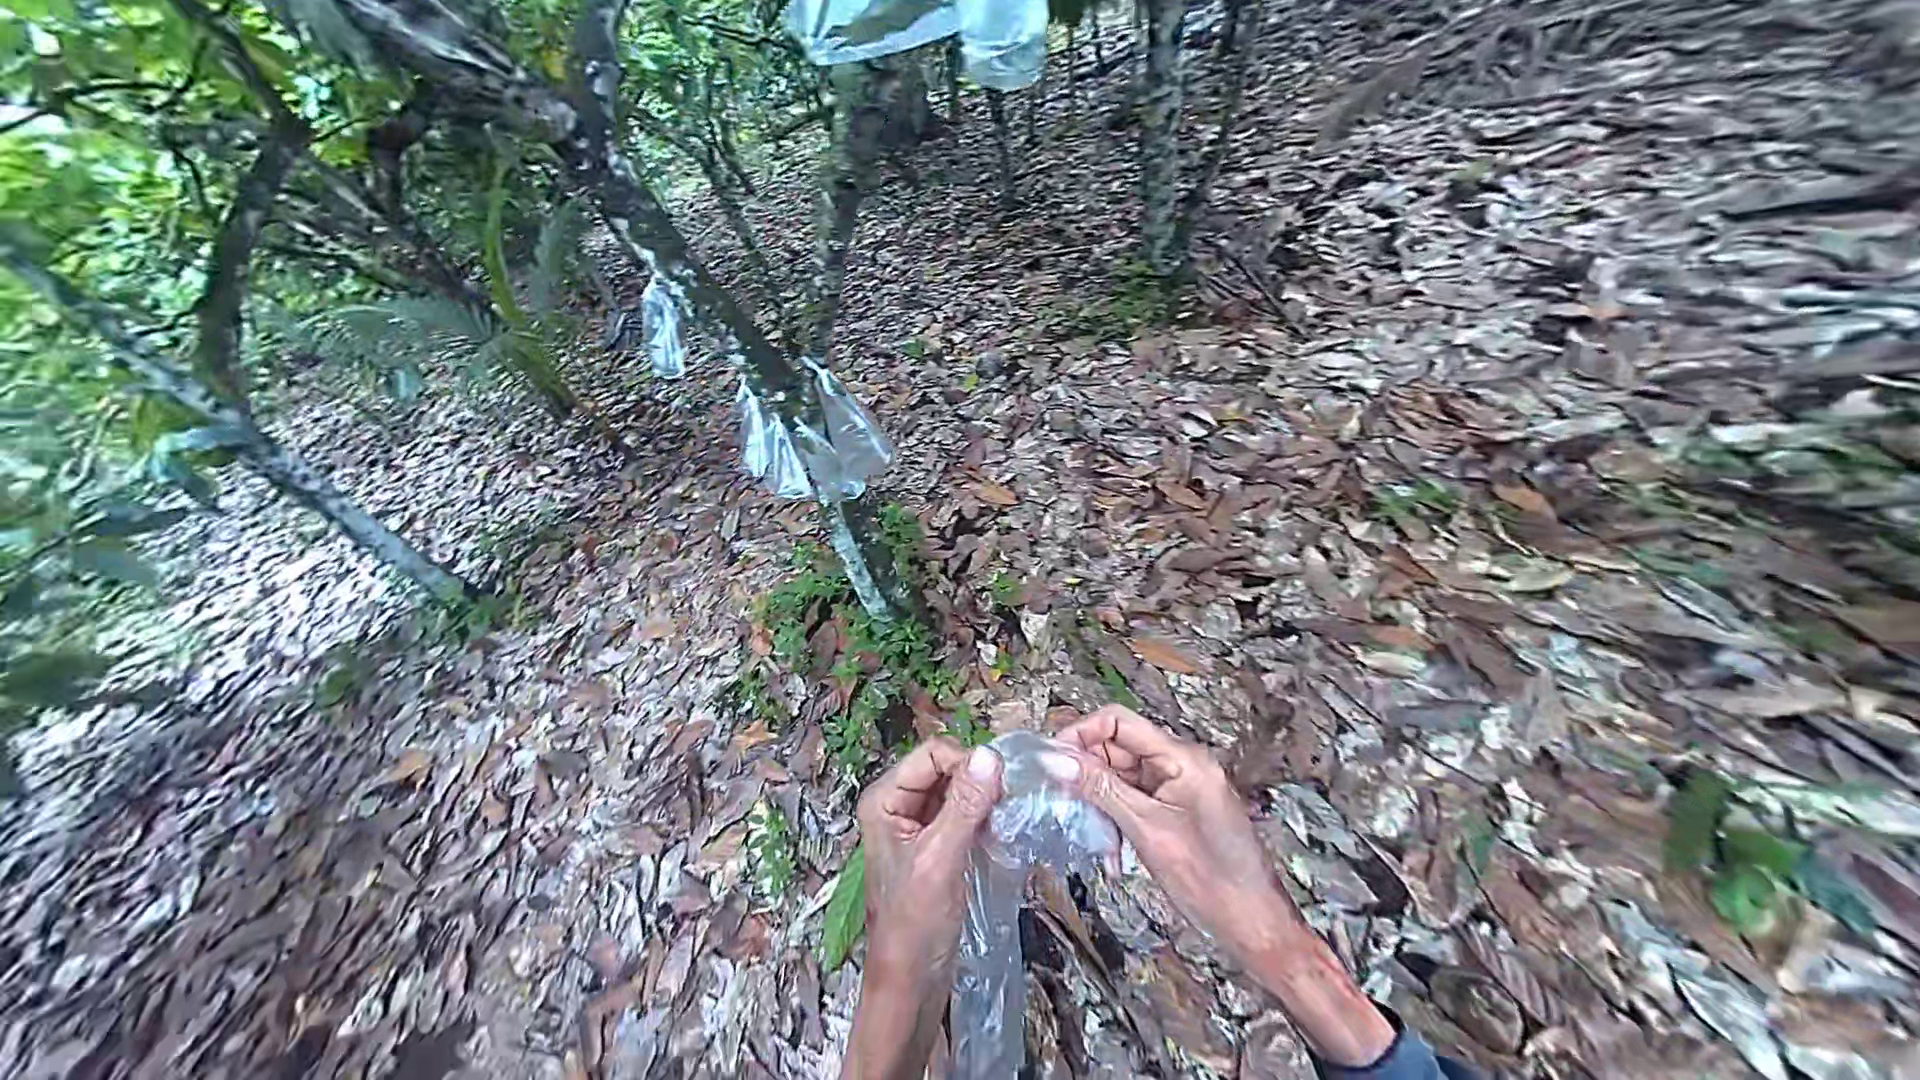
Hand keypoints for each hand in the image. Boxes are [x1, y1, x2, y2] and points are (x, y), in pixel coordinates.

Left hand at [843, 737, 1002, 1079]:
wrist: (910, 985)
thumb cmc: (914, 925)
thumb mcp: (940, 860)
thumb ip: (965, 805)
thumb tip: (990, 755)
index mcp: (884, 797)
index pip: (933, 752)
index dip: (966, 761)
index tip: (999, 783)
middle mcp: (898, 802)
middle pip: (946, 766)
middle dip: (977, 779)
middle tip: (1005, 802)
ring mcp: (918, 822)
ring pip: (958, 788)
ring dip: (983, 797)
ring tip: (1002, 818)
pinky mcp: (937, 840)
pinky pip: (964, 810)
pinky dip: (983, 815)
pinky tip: (997, 830)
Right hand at [1052, 704, 1298, 962]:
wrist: (1256, 928)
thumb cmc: (1210, 880)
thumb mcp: (1147, 830)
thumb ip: (1100, 789)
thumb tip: (1055, 759)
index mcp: (1181, 757)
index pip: (1118, 721)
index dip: (1081, 733)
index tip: (1052, 759)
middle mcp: (1180, 762)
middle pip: (1117, 747)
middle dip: (1087, 771)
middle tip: (1063, 800)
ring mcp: (1179, 784)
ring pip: (1121, 774)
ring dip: (1100, 800)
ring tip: (1092, 834)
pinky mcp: (1175, 806)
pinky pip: (1134, 796)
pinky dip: (1116, 816)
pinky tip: (1110, 848)